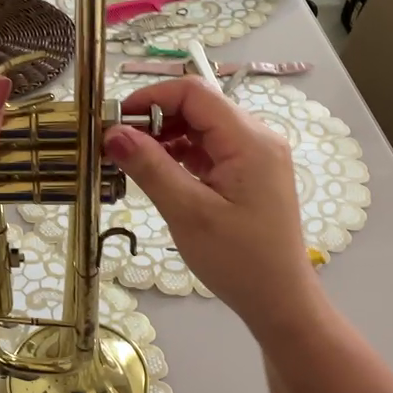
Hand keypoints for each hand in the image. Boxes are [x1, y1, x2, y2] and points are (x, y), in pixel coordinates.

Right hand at [104, 77, 324, 341]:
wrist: (279, 300)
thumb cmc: (238, 259)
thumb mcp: (187, 213)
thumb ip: (150, 168)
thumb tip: (112, 133)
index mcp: (249, 140)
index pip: (194, 93)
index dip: (150, 97)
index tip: (115, 120)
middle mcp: (257, 137)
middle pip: (198, 106)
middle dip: (154, 118)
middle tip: (117, 144)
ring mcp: (255, 155)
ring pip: (201, 127)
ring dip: (165, 137)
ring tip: (132, 160)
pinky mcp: (249, 172)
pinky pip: (209, 149)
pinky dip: (180, 154)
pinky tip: (157, 172)